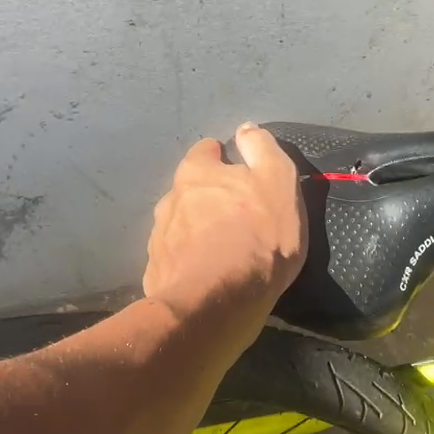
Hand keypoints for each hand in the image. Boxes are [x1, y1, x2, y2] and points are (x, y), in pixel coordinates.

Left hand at [144, 124, 306, 332]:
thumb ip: (262, 148)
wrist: (217, 304)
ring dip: (197, 230)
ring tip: (220, 250)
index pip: (205, 150)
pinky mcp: (156, 274)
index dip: (223, 158)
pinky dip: (188, 262)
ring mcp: (158, 238)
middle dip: (209, 197)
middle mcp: (170, 199)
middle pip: (190, 189)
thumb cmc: (256, 236)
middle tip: (236, 216)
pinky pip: (175, 260)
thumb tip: (245, 129)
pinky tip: (205, 277)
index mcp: (196, 172)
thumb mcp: (278, 181)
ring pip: (180, 224)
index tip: (240, 173)